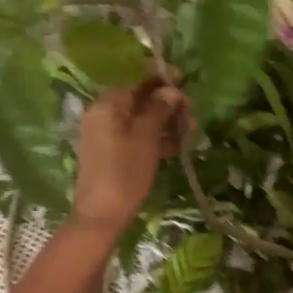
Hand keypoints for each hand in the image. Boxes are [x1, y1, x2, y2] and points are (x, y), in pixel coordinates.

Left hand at [70, 76, 185, 233]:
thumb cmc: (124, 172)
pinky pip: (136, 135)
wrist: (101, 217)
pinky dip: (156, 137)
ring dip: (165, 121)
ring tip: (190, 131)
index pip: (133, 76)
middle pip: (138, 96)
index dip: (158, 75)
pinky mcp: (113, 151)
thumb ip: (159, 109)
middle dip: (167, 101)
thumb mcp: (145, 138)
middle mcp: (104, 113)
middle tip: (191, 113)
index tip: (182, 78)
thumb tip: (171, 90)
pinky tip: (178, 146)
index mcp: (107, 103)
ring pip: (140, 117)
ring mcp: (107, 133)